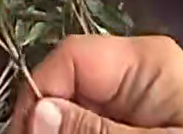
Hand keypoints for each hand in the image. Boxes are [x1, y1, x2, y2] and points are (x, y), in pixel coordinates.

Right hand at [11, 36, 182, 133]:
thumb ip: (97, 132)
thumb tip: (37, 111)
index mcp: (145, 60)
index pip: (73, 56)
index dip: (40, 91)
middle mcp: (134, 73)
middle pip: (70, 86)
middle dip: (47, 121)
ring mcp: (133, 103)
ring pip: (75, 112)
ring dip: (59, 131)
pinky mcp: (132, 126)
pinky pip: (93, 126)